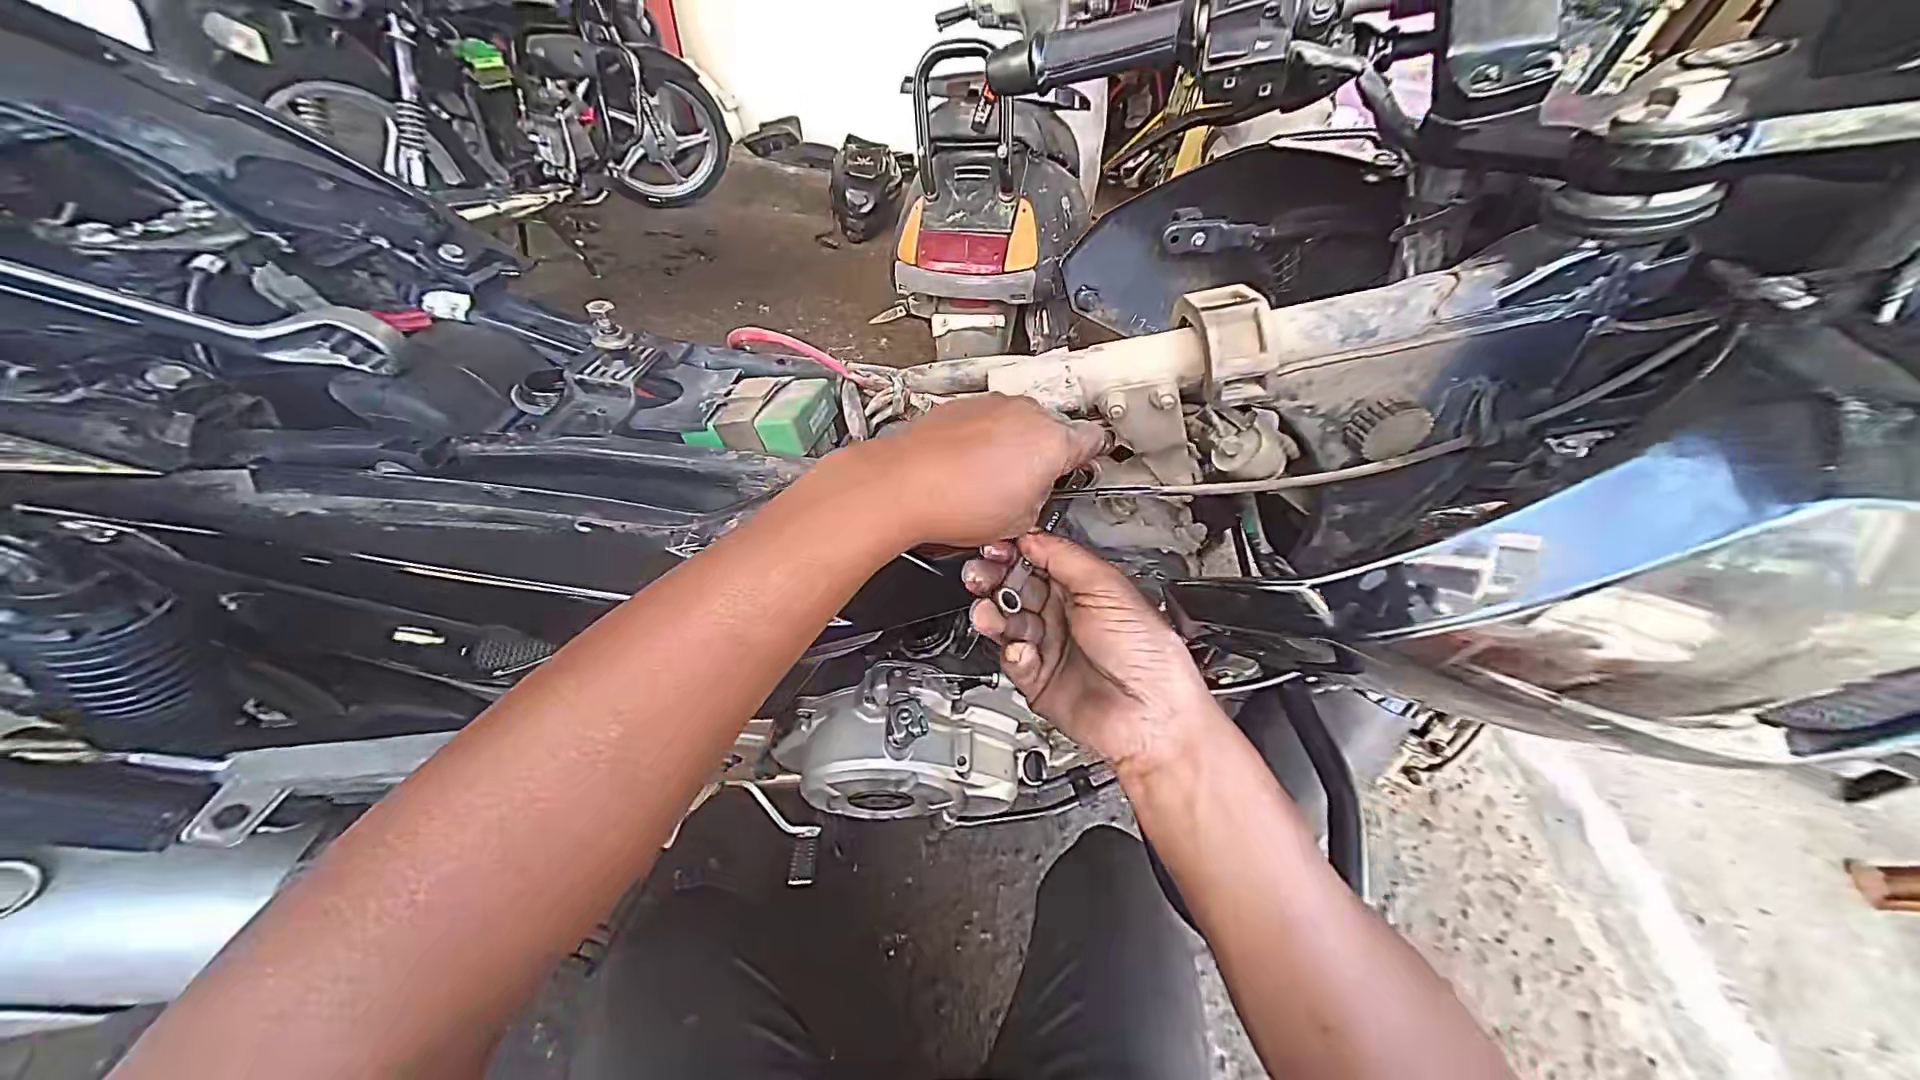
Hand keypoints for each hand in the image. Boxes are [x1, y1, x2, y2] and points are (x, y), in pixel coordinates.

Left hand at [835, 394, 1104, 547]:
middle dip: (1041, 458)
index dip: (1092, 456)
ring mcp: (990, 406)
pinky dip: (979, 441)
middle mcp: (1025, 413)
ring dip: (1008, 448)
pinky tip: (964, 471)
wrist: (902, 485)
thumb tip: (1034, 498)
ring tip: (985, 484)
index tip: (1085, 464)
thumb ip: (1040, 502)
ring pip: (1015, 426)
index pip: (1093, 440)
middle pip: (1050, 432)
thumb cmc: (955, 502)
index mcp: (1053, 441)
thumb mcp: (1019, 522)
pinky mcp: (960, 407)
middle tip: (1024, 488)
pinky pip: (983, 423)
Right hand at [962, 532, 1229, 778]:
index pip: (1038, 561)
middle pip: (1015, 587)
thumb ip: (1065, 558)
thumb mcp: (1108, 588)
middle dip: (994, 579)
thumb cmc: (1149, 655)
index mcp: (1083, 587)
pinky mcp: (1037, 678)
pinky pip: (1011, 658)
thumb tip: (1031, 538)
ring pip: (1006, 621)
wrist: (1151, 716)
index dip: (1014, 553)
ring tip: (989, 614)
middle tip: (981, 576)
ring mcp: (1050, 646)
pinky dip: (1012, 652)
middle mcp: (1065, 614)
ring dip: (994, 614)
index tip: (996, 548)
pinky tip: (1022, 650)